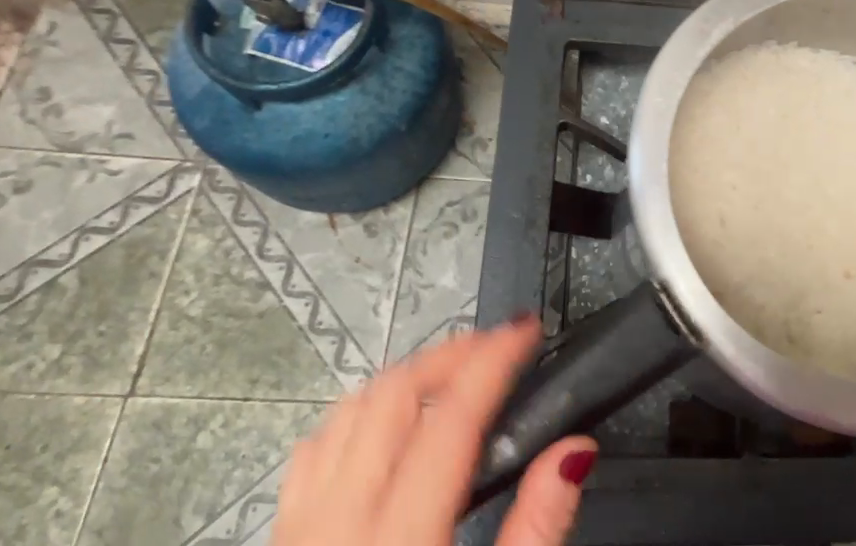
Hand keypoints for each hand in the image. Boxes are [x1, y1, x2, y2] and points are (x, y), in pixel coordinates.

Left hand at [272, 317, 596, 545]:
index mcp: (401, 539)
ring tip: (453, 375)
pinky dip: (360, 412)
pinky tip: (387, 423)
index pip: (451, 417)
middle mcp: (339, 523)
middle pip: (393, 396)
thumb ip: (537, 526)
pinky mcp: (283, 540)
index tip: (527, 331)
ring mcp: (299, 529)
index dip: (493, 359)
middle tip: (499, 349)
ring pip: (348, 409)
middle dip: (451, 354)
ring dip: (406, 376)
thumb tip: (572, 451)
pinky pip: (316, 446)